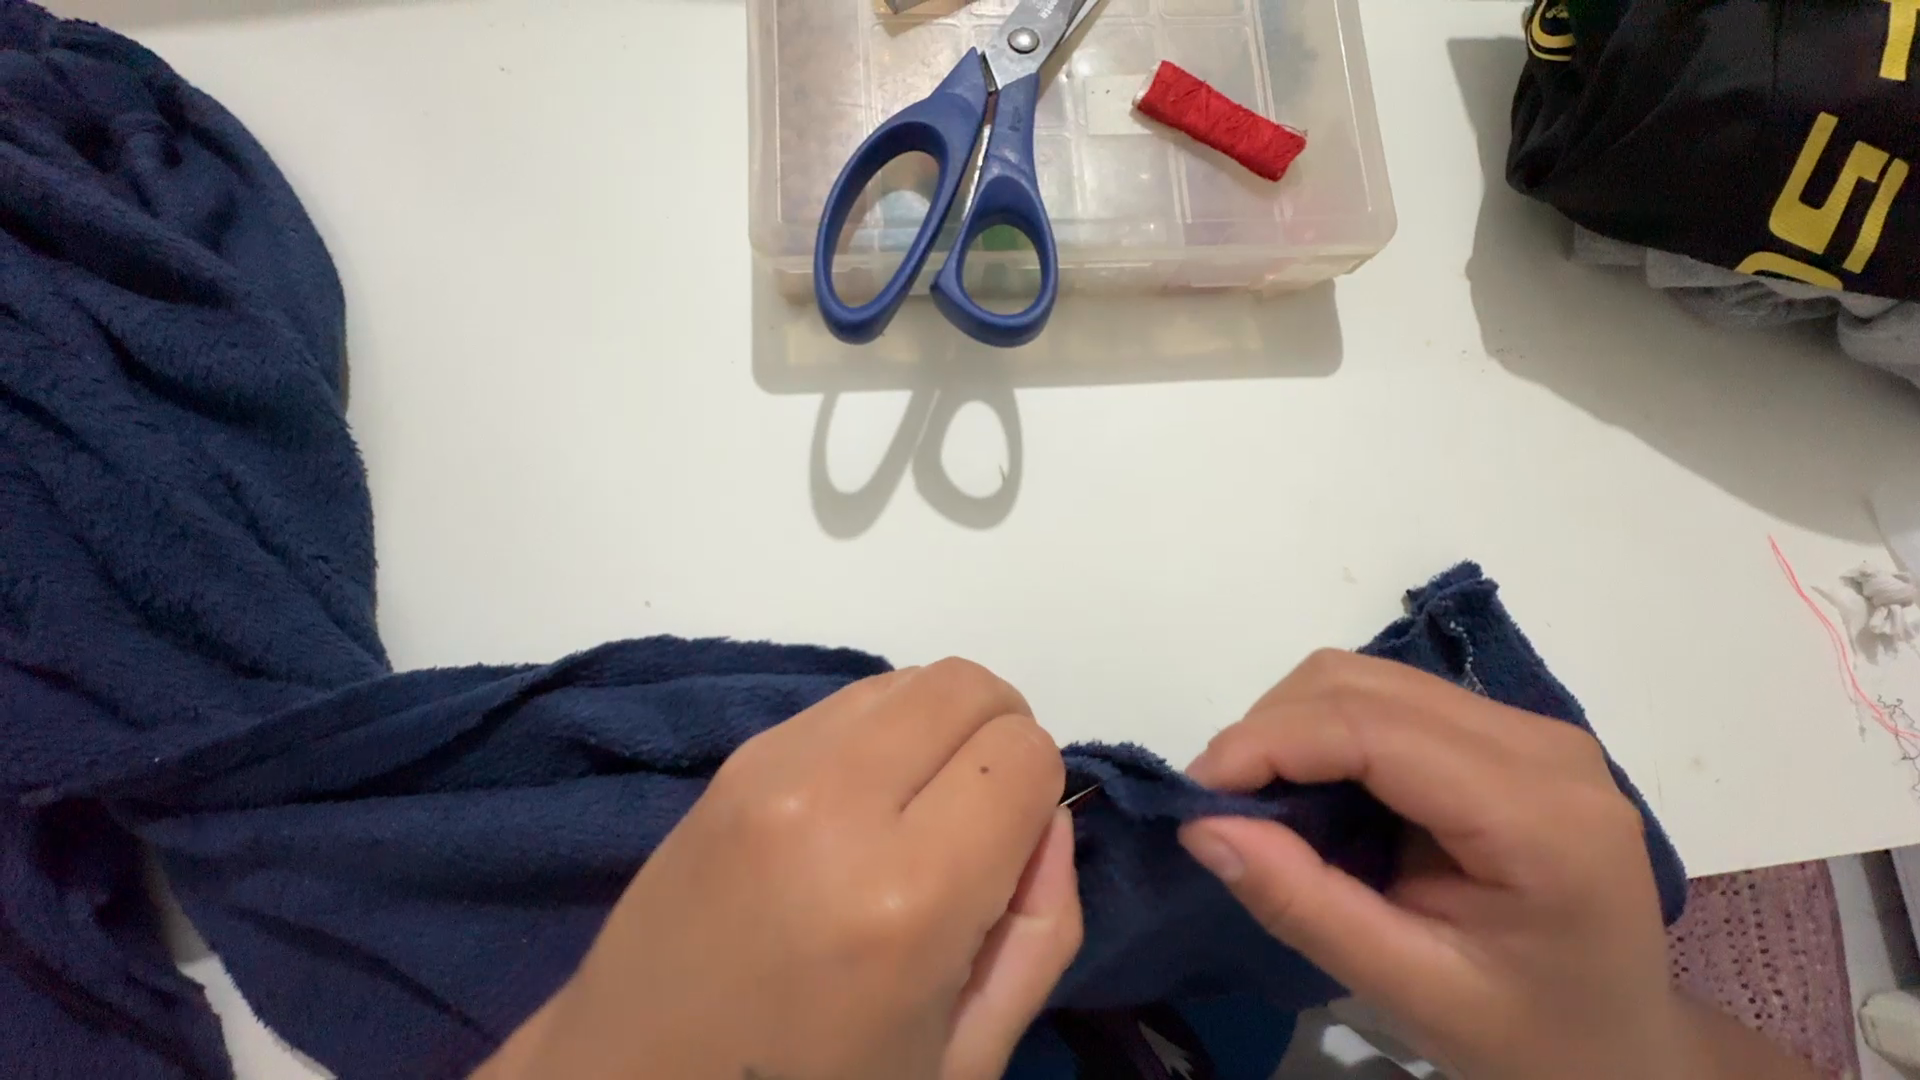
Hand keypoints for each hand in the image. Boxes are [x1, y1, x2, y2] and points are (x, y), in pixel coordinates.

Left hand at [476, 660, 1081, 1079]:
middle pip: (970, 687)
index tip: (1010, 847)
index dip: (1039, 794)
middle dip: (1002, 735)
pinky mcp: (736, 756)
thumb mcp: (967, 1055)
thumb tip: (1047, 813)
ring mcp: (773, 766)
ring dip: (941, 727)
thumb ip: (1043, 924)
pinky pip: (850, 701)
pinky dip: (884, 730)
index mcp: (908, 897)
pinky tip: (859, 801)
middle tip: (978, 813)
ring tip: (916, 807)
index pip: (1026, 754)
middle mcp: (836, 802)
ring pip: (912, 679)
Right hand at [1176, 650, 1695, 1079]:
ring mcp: (1522, 726)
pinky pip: (1379, 694)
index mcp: (1539, 816)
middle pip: (1357, 683)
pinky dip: (1319, 727)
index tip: (1197, 792)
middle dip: (1269, 731)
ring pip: (1359, 676)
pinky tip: (1315, 785)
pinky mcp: (1497, 728)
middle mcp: (1537, 743)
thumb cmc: (1528, 1037)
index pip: (1370, 728)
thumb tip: (1200, 825)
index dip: (1266, 742)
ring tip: (1266, 797)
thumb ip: (1302, 904)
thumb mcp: (1409, 991)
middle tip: (1227, 804)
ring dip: (1289, 724)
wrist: (1625, 1044)